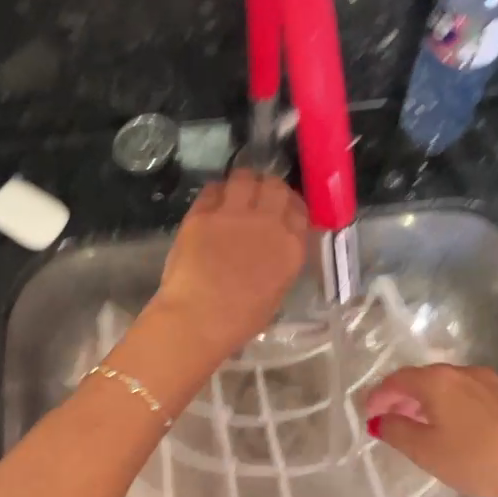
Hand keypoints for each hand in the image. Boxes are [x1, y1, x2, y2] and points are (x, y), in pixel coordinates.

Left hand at [147, 170, 308, 362]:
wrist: (198, 319)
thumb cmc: (239, 319)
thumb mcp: (276, 291)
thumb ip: (280, 260)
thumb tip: (272, 246)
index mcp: (290, 246)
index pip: (299, 208)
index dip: (289, 205)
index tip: (280, 210)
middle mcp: (267, 222)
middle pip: (274, 186)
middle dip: (268, 188)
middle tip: (257, 197)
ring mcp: (233, 214)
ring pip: (244, 177)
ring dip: (243, 183)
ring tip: (235, 194)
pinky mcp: (202, 213)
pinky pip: (212, 189)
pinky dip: (216, 193)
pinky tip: (212, 204)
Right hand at [365, 365, 497, 496]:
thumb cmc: (477, 460)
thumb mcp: (427, 451)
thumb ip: (397, 431)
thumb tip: (379, 420)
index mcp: (438, 380)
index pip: (398, 379)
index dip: (379, 396)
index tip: (368, 414)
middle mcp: (465, 373)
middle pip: (425, 379)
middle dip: (404, 397)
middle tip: (390, 419)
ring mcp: (494, 383)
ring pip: (452, 386)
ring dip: (431, 401)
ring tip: (422, 425)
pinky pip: (473, 396)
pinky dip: (455, 406)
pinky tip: (458, 428)